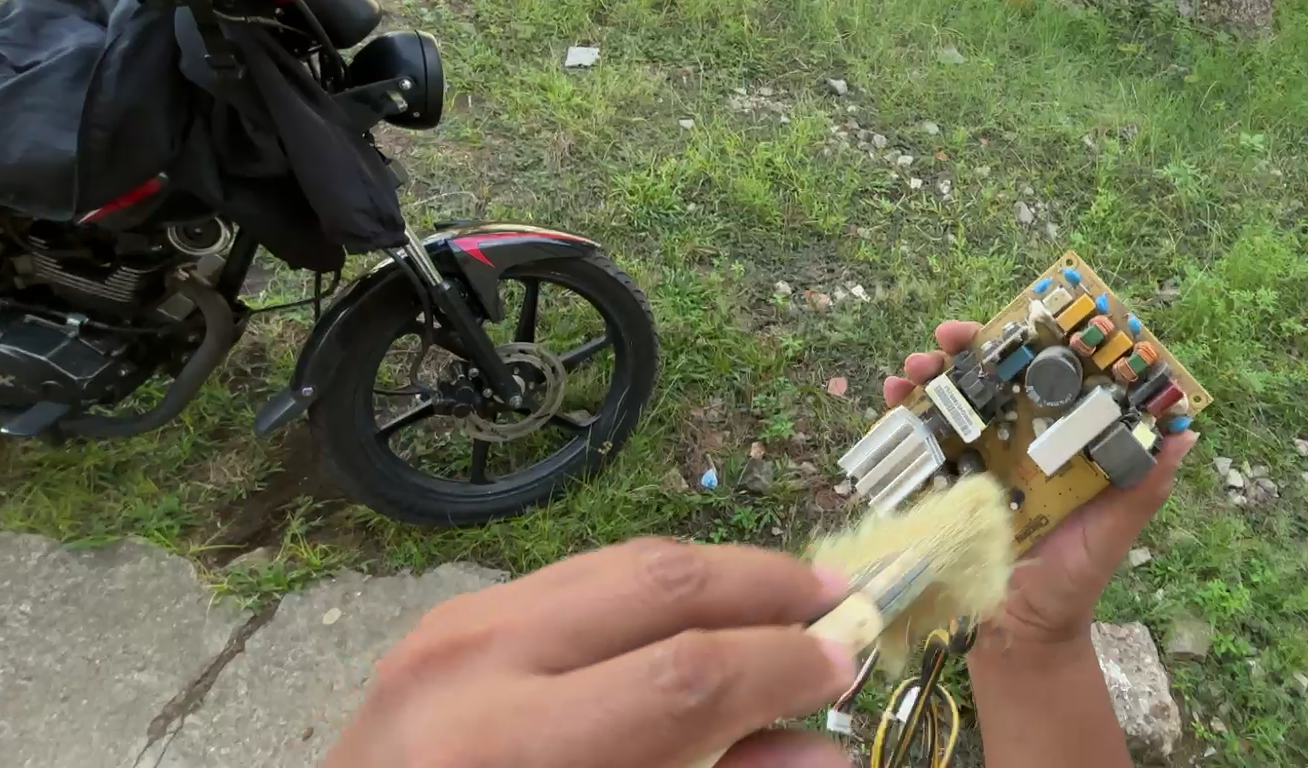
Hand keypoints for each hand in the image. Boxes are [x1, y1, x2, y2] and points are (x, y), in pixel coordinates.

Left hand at [326, 539, 860, 767]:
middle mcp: (476, 663)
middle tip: (837, 596)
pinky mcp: (464, 607)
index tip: (846, 659)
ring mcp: (461, 620)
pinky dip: (670, 580)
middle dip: (767, 587)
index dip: (780, 664)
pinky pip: (596, 571)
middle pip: (661, 584)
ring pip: (633, 559)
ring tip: (791, 589)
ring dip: (726, 570)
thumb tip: (831, 748)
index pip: (681, 678)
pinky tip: (712, 597)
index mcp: (499, 754)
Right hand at [884, 321, 1195, 650]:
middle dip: (965, 347)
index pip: (1041, 374)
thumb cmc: (1073, 576)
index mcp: (1053, 437)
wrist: (1019, 633)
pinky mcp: (938, 479)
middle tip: (946, 337)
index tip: (1013, 320)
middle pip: (987, 376)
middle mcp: (1011, 435)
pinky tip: (891, 401)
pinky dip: (901, 413)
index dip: (1028, 342)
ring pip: (947, 398)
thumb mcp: (1113, 529)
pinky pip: (916, 439)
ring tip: (913, 370)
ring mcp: (971, 454)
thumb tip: (1186, 433)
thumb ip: (1144, 485)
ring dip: (927, 373)